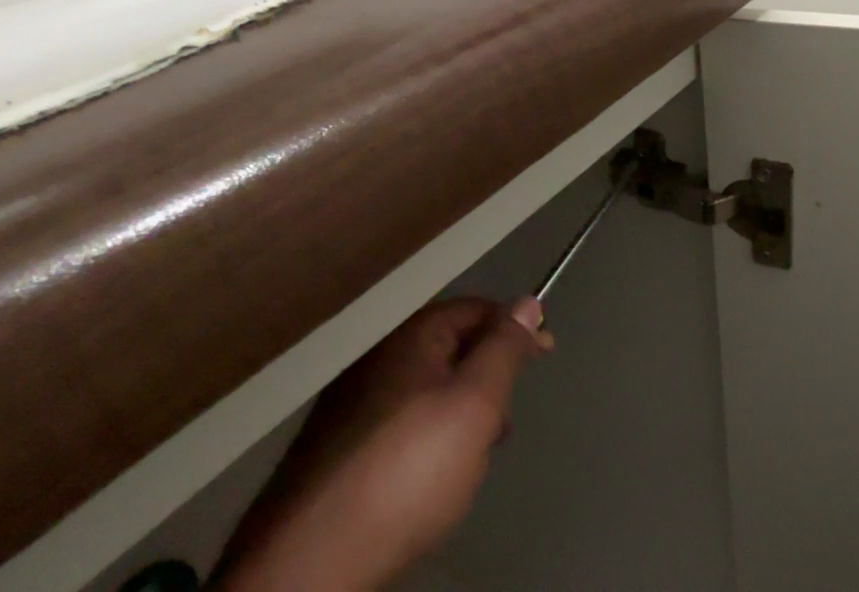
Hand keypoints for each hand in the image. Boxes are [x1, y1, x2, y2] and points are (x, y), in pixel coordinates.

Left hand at [213, 297, 550, 591]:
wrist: (313, 558)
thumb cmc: (410, 469)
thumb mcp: (475, 403)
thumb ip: (504, 349)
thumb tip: (526, 301)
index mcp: (408, 339)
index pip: (473, 309)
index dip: (514, 325)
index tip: (546, 351)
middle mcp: (374, 361)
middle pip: (448, 348)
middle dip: (487, 376)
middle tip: (503, 421)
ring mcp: (349, 405)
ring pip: (425, 390)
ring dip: (460, 411)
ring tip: (473, 456)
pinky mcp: (337, 449)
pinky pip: (400, 425)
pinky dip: (428, 438)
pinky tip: (431, 477)